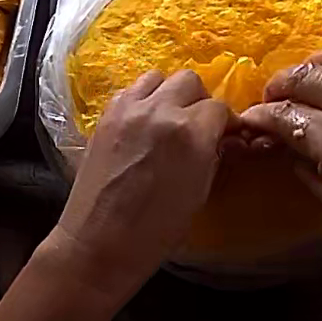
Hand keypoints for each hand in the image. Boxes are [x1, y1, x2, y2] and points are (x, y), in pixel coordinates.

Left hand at [46, 70, 229, 298]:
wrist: (98, 242)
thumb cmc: (156, 231)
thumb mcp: (199, 192)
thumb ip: (211, 155)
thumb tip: (219, 139)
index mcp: (190, 132)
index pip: (219, 107)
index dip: (223, 123)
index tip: (222, 136)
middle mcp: (159, 111)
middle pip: (188, 81)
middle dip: (197, 101)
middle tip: (195, 126)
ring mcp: (126, 110)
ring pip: (156, 78)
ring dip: (167, 93)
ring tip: (166, 120)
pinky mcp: (103, 118)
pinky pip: (128, 92)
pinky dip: (140, 100)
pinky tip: (141, 125)